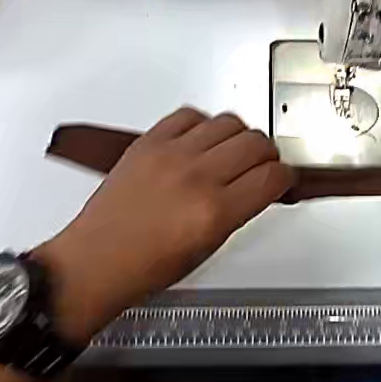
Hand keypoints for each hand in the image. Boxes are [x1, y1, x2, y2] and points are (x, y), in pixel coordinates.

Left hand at [36, 108, 294, 341]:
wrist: (95, 262)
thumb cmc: (145, 266)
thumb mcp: (209, 247)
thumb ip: (239, 210)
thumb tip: (259, 186)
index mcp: (215, 212)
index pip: (272, 176)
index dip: (285, 177)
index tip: (283, 178)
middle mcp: (195, 178)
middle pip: (256, 143)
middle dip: (268, 155)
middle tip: (262, 165)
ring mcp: (170, 155)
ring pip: (228, 122)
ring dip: (240, 135)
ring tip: (233, 150)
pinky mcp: (148, 142)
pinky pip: (189, 115)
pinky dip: (203, 124)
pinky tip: (201, 139)